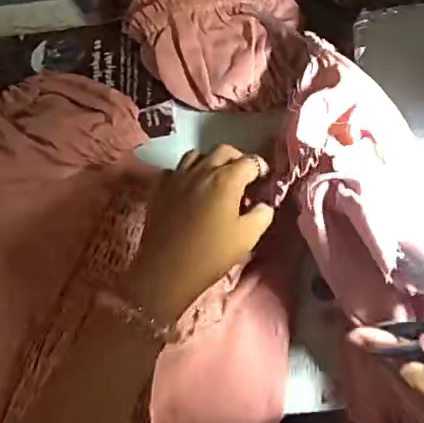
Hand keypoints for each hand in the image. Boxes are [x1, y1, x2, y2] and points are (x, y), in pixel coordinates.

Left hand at [125, 144, 275, 325]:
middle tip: (243, 176)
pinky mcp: (159, 189)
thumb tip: (264, 205)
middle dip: (238, 159)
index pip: (251, 161)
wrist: (166, 271)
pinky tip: (189, 188)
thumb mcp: (248, 237)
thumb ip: (262, 215)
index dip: (261, 168)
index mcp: (227, 180)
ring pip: (197, 154)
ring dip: (210, 161)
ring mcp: (178, 177)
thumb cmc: (211, 254)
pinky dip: (185, 173)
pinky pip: (174, 170)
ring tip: (215, 178)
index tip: (263, 180)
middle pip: (224, 150)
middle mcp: (202, 171)